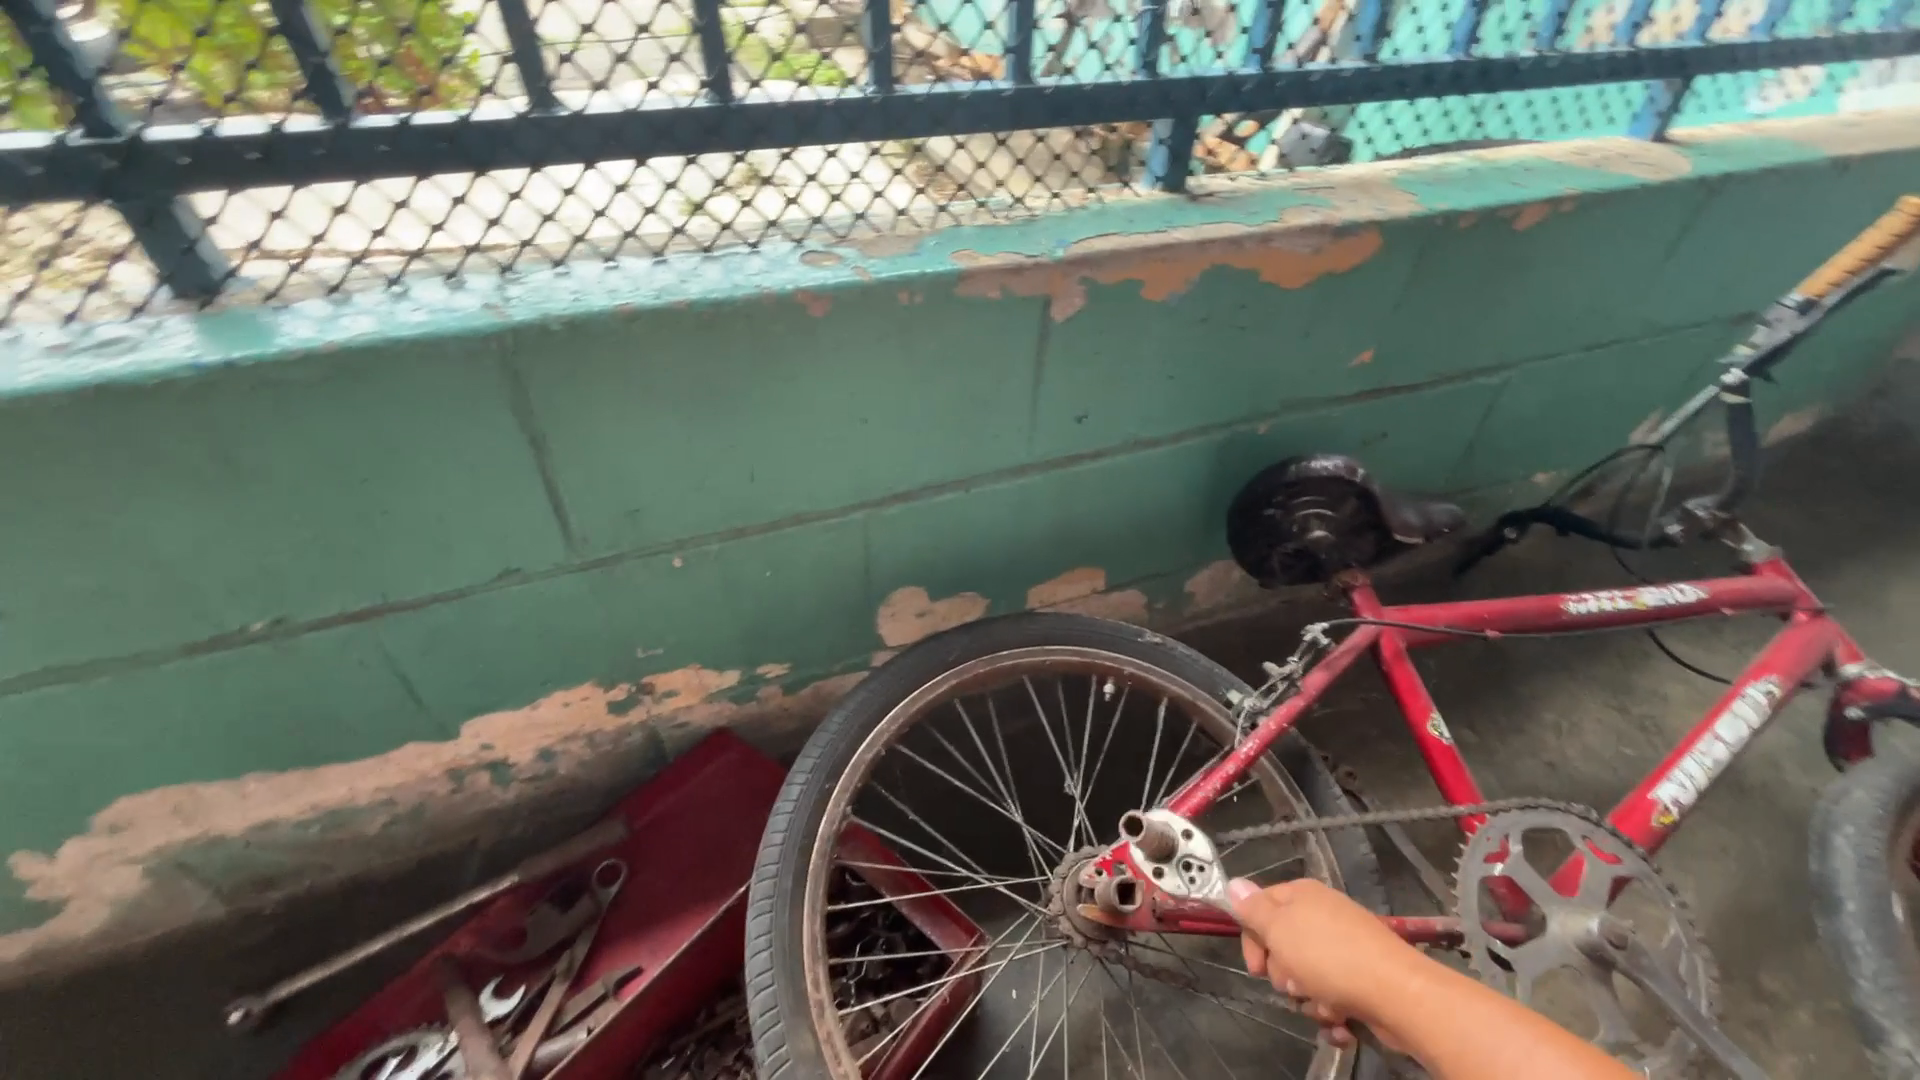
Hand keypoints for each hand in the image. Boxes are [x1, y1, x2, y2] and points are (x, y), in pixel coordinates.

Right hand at [1227, 877, 1423, 1048]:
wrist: (1399, 995)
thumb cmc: (1330, 957)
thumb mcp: (1278, 929)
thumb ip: (1252, 909)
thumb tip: (1233, 882)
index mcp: (1302, 896)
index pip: (1261, 908)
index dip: (1253, 939)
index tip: (1257, 968)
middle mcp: (1323, 917)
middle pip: (1283, 947)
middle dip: (1284, 974)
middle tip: (1294, 984)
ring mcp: (1346, 950)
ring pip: (1307, 978)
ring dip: (1309, 999)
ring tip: (1325, 1006)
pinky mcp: (1364, 980)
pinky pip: (1333, 997)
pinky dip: (1333, 1014)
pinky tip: (1341, 1022)